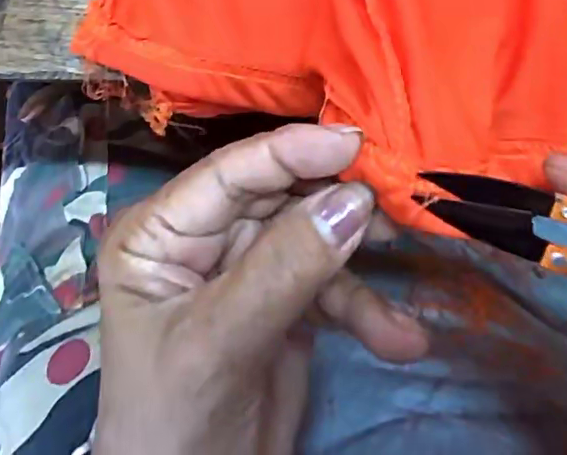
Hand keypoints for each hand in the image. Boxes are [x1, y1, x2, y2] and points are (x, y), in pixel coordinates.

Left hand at [94, 123, 428, 454]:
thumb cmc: (172, 425)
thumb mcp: (219, 342)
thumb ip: (284, 268)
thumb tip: (353, 199)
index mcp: (162, 229)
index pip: (231, 171)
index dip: (293, 150)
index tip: (355, 140)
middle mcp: (204, 236)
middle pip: (281, 195)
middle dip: (335, 199)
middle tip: (391, 195)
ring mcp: (247, 266)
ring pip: (312, 235)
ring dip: (358, 252)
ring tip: (403, 246)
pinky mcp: (283, 300)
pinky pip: (329, 286)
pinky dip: (365, 309)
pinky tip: (400, 338)